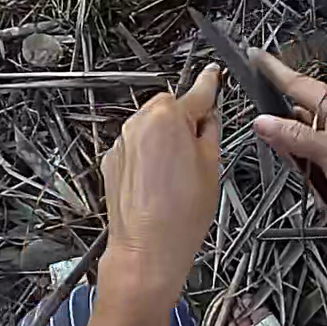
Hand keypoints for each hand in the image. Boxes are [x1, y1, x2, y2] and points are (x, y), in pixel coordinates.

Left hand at [100, 66, 222, 308]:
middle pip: (171, 109)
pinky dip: (149, 157)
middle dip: (186, 123)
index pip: (198, 91)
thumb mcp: (212, 165)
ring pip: (152, 128)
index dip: (211, 84)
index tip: (214, 75)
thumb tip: (210, 116)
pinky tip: (161, 184)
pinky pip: (137, 146)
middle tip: (201, 153)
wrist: (146, 250)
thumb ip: (211, 130)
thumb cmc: (178, 215)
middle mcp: (139, 123)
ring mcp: (122, 141)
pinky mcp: (112, 160)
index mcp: (167, 117)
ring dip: (166, 141)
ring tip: (180, 178)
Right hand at [248, 51, 326, 234]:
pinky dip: (318, 180)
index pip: (297, 83)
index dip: (273, 70)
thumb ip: (294, 138)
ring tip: (324, 180)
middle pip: (295, 120)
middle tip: (293, 156)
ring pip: (304, 147)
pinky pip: (317, 166)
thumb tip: (263, 122)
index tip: (255, 56)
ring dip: (306, 167)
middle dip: (289, 142)